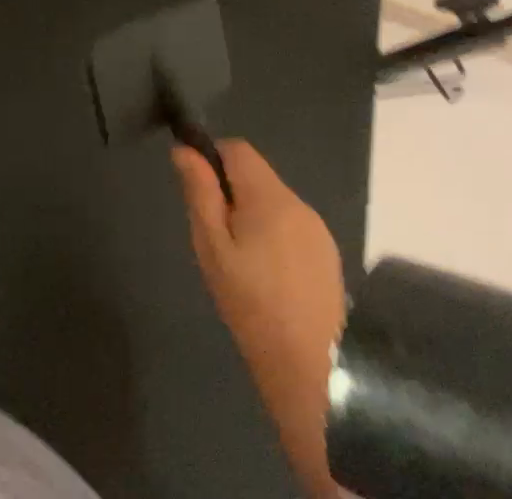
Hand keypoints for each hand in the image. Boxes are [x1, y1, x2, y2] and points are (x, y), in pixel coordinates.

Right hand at [173, 140, 343, 498]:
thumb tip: (185, 150)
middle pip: (256, 177)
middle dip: (229, 193)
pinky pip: (289, 227)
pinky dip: (269, 236)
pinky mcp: (326, 255)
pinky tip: (262, 274)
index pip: (238, 150)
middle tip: (211, 235)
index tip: (195, 189)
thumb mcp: (210, 245)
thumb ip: (200, 193)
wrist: (310, 363)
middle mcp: (300, 206)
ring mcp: (318, 232)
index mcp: (270, 199)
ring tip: (235, 260)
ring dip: (249, 216)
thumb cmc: (249, 300)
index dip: (211, 158)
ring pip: (272, 203)